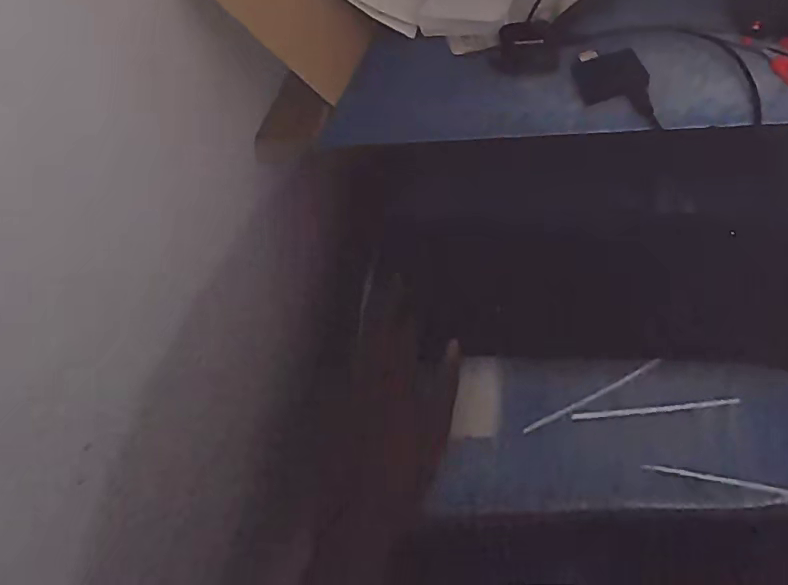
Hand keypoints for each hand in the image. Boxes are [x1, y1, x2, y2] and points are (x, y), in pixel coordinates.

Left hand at [346, 275, 460, 519]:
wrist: (360, 510)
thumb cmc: (408, 473)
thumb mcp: (437, 430)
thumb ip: (446, 385)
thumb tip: (453, 345)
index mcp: (398, 381)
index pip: (403, 332)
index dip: (406, 307)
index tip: (411, 284)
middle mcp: (370, 376)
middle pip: (377, 328)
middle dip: (386, 301)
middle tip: (393, 277)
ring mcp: (348, 387)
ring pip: (359, 341)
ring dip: (370, 316)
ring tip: (378, 295)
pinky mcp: (334, 401)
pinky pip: (346, 361)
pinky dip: (355, 344)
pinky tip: (359, 336)